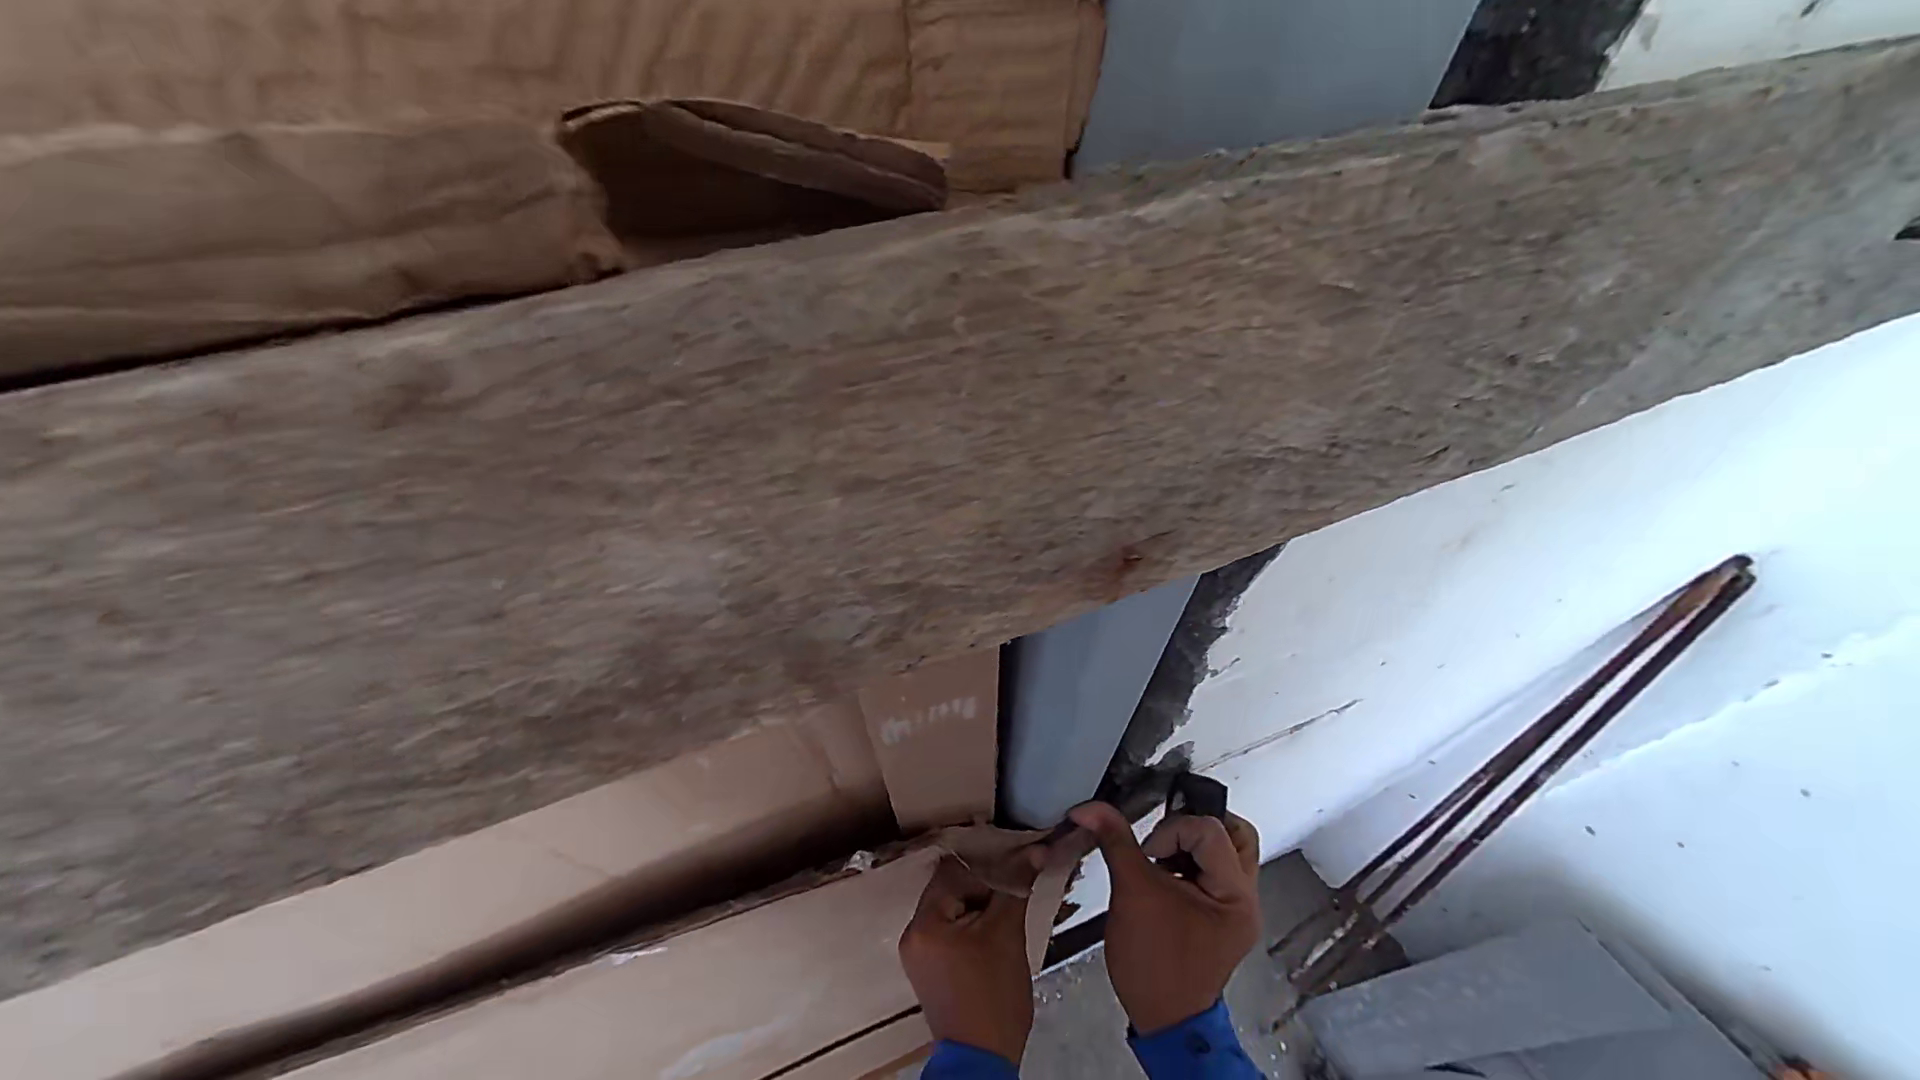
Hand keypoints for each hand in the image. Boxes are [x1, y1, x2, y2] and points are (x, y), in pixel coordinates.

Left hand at [898, 856, 1035, 1063]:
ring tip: (1005, 911)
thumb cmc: (993, 995)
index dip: (986, 866)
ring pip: (951, 907)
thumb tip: (1036, 849)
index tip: (1014, 865)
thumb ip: (1016, 885)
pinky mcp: (928, 966)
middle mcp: (912, 932)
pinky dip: (970, 923)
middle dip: (983, 886)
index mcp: (924, 922)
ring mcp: (918, 951)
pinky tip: (992, 929)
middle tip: (1012, 892)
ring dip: (979, 904)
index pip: (954, 872)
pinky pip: (948, 928)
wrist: (983, 1060)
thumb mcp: (1006, 933)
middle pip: (950, 888)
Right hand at [1069, 800, 1260, 1034]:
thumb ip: (1114, 840)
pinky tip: (1163, 875)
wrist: (1162, 1020)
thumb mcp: (1131, 892)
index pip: (1209, 830)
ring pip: (1227, 850)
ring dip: (1192, 844)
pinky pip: (1213, 869)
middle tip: (1165, 840)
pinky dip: (1189, 861)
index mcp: (1235, 894)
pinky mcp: (1220, 914)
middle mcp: (1245, 898)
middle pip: (1235, 832)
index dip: (1171, 832)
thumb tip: (1089, 809)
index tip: (1148, 858)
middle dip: (1193, 827)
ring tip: (1163, 859)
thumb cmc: (1153, 961)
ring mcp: (1234, 907)